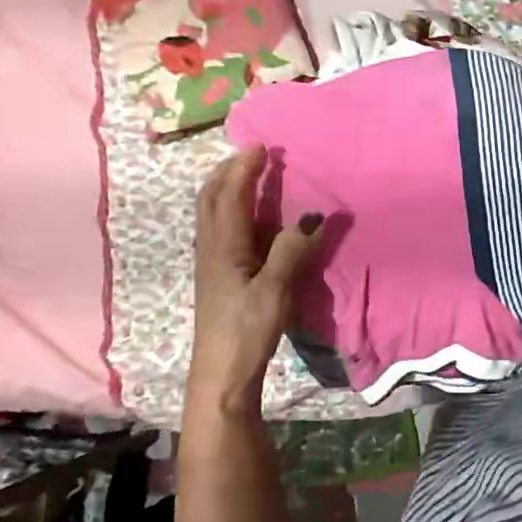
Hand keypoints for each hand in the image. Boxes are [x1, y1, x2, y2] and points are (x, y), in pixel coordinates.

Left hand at [187, 147, 323, 412]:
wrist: (220, 374)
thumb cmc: (246, 331)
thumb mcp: (274, 291)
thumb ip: (291, 251)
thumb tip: (312, 216)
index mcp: (223, 246)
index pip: (230, 195)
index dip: (244, 168)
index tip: (262, 146)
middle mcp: (211, 248)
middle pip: (210, 199)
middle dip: (226, 172)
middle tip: (249, 155)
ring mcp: (210, 264)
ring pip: (210, 214)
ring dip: (224, 189)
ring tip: (245, 178)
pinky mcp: (215, 278)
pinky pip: (218, 230)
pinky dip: (228, 211)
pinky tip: (246, 221)